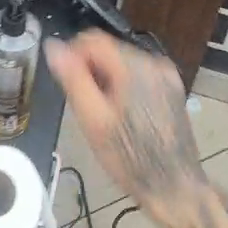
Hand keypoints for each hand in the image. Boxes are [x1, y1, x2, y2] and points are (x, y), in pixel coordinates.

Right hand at [44, 31, 206, 209]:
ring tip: (105, 114)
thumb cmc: (129, 158)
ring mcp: (167, 76)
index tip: (68, 85)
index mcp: (134, 66)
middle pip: (109, 50)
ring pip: (122, 62)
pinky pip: (138, 75)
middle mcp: (155, 63)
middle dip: (92, 71)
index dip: (73, 56)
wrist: (174, 187)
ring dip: (107, 80)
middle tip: (87, 106)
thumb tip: (53, 47)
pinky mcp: (172, 89)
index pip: (92, 39)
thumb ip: (72, 79)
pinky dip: (124, 87)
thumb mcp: (93, 120)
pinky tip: (123, 116)